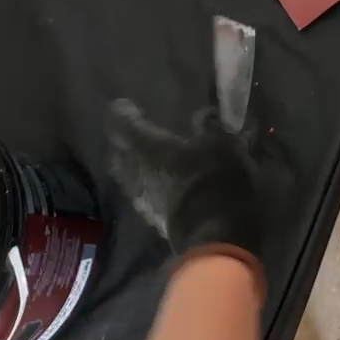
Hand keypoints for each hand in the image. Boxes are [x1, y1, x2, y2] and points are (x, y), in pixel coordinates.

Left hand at [107, 101, 262, 278]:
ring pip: (129, 177)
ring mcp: (142, 199)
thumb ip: (208, 126)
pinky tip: (165, 182)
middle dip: (123, 143)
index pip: (123, 125)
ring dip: (136, 167)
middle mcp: (136, 172)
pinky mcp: (155, 219)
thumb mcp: (221, 141)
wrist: (216, 234)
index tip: (124, 105)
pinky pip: (145, 195)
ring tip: (151, 159)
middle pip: (118, 155)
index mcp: (147, 147)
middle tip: (135, 134)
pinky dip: (151, 185)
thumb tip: (202, 114)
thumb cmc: (215, 176)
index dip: (122, 113)